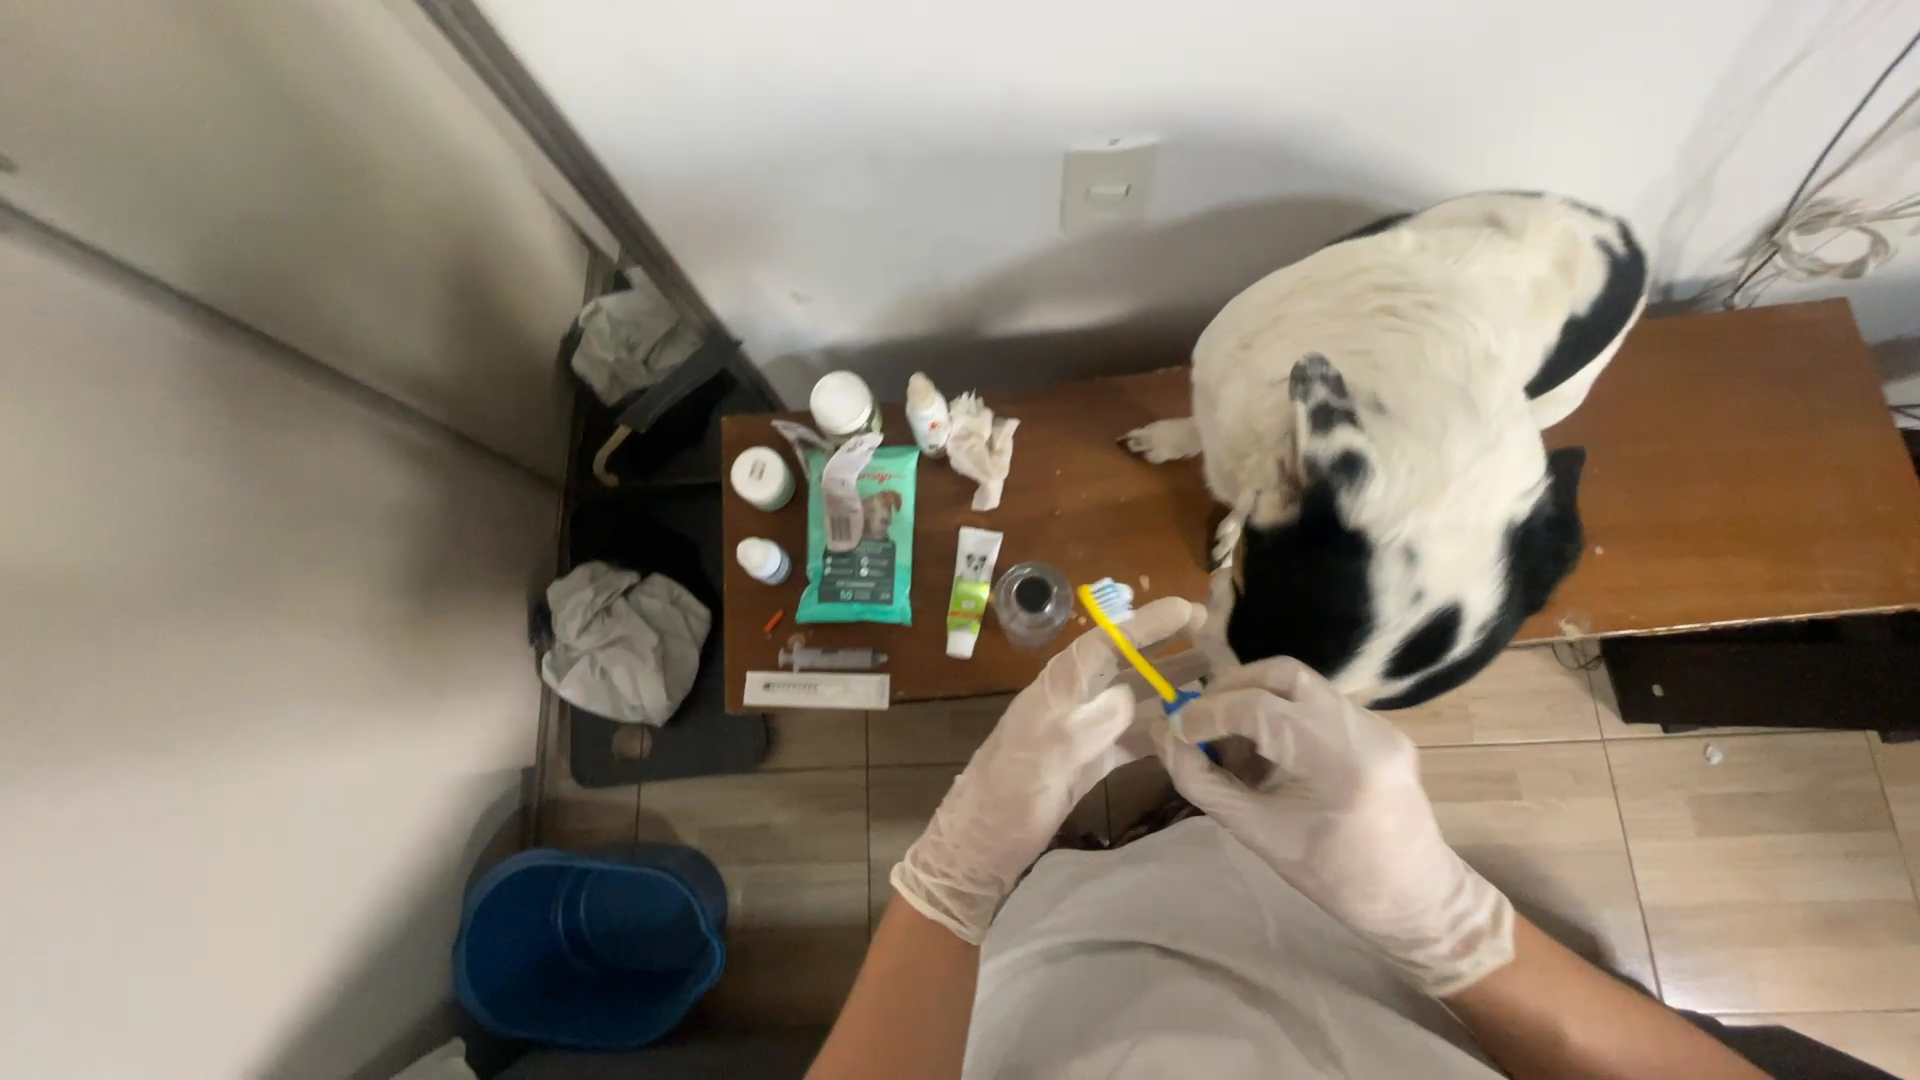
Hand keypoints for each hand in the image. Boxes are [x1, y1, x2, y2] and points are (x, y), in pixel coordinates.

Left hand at [891, 597, 1203, 943]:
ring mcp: (1084, 731)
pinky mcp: (1091, 760)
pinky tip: (1192, 732)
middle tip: (1214, 635)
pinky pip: (1133, 736)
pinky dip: (1161, 731)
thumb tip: (1126, 695)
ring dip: (1171, 687)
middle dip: (1166, 647)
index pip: (1105, 644)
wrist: (981, 845)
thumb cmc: (1006, 799)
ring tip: (1216, 675)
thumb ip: (1085, 725)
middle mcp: (1074, 701)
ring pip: (1135, 699)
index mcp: (1057, 689)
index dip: (1144, 625)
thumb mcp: (1044, 760)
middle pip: (1125, 664)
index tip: (1186, 609)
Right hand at [1154, 657, 1513, 995]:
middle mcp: (1361, 727)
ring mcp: (1374, 722)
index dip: (1207, 713)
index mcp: (1339, 760)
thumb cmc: (1333, 878)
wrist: (1417, 901)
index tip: (1177, 732)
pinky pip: (1313, 701)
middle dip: (1230, 689)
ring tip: (1232, 743)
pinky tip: (1266, 752)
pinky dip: (1278, 713)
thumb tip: (1162, 734)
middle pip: (1280, 674)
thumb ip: (1201, 780)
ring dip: (1252, 700)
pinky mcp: (1375, 725)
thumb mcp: (1255, 833)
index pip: (1258, 708)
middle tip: (1200, 719)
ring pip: (1297, 683)